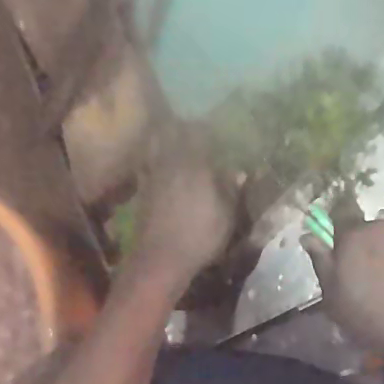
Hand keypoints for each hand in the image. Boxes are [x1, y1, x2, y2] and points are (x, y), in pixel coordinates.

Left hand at [130, 126, 234, 288]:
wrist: (160, 257)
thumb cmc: (200, 235)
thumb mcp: (227, 215)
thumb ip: (232, 190)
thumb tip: (241, 171)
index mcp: (194, 162)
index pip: (198, 131)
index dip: (206, 127)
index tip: (215, 127)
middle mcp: (170, 161)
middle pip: (171, 131)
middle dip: (182, 127)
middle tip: (194, 130)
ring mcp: (152, 174)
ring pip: (157, 145)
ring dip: (166, 139)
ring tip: (178, 144)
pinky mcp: (142, 190)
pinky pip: (149, 164)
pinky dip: (156, 159)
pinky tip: (164, 168)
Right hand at [303, 218, 383, 380]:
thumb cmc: (374, 319)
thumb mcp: (335, 299)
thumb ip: (322, 264)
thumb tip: (308, 236)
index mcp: (354, 235)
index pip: (339, 213)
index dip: (338, 230)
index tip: (339, 250)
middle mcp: (383, 226)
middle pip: (367, 228)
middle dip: (364, 245)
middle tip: (365, 275)